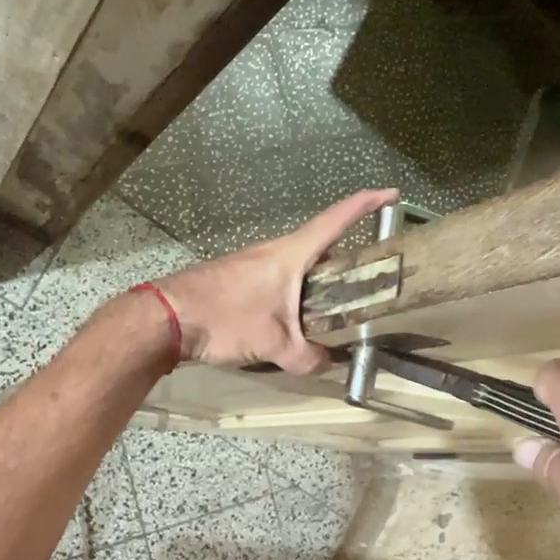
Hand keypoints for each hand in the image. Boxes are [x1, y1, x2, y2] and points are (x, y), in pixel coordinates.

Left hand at [152, 188, 397, 374]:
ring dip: (315, 284)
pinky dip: (291, 296)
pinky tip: (289, 322)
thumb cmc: (225, 318)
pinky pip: (276, 282)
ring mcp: (252, 264)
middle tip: (366, 283)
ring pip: (296, 269)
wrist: (167, 319)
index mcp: (291, 253)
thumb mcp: (274, 344)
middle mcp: (273, 251)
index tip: (392, 194)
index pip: (337, 219)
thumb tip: (326, 365)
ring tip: (330, 313)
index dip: (366, 203)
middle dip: (345, 261)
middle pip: (320, 248)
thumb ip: (307, 357)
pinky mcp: (236, 281)